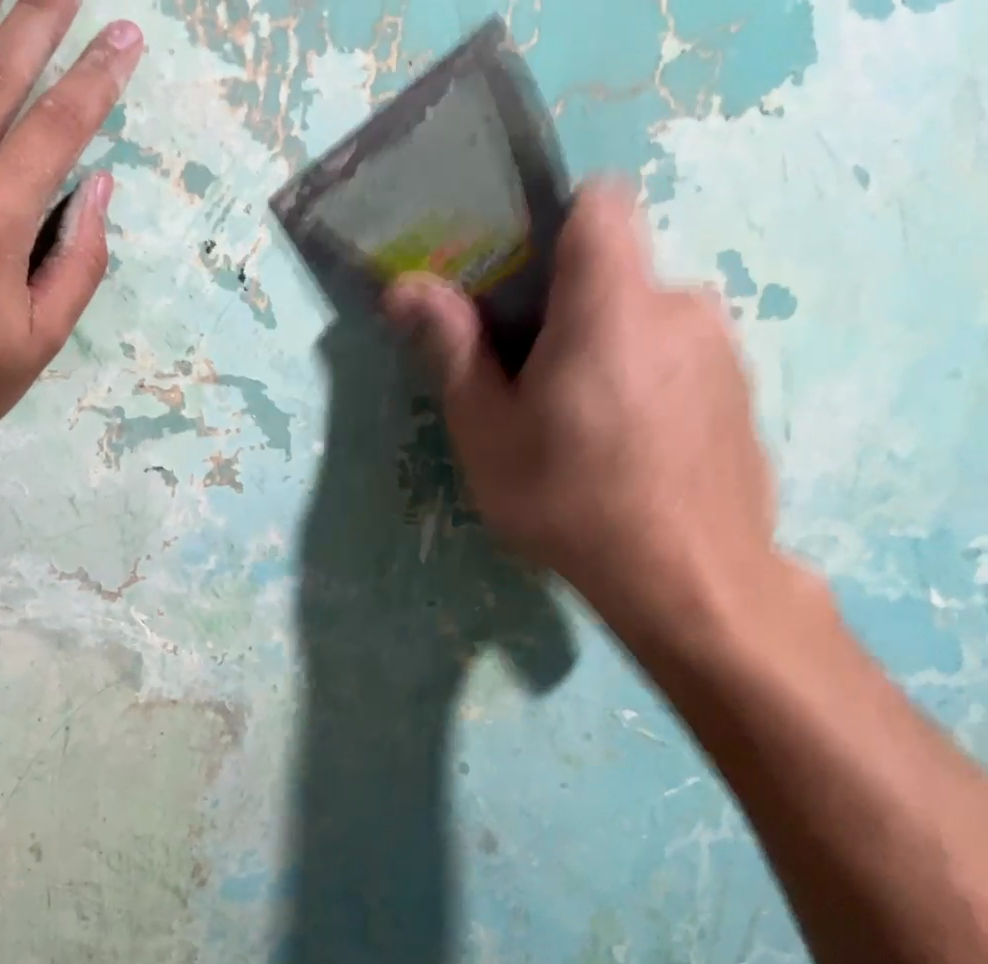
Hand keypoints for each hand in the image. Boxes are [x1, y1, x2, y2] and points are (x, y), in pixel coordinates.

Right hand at [385, 183, 780, 628]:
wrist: (690, 578)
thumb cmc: (568, 499)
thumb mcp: (486, 431)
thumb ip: (451, 349)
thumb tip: (405, 287)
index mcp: (610, 305)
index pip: (599, 204)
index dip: (551, 221)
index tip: (510, 275)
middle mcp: (678, 305)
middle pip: (609, 270)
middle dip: (560, 307)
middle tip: (518, 379)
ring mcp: (719, 346)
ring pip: (640, 317)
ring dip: (598, 346)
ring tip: (567, 423)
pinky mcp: (738, 385)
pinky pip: (672, 353)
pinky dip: (636, 376)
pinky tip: (617, 445)